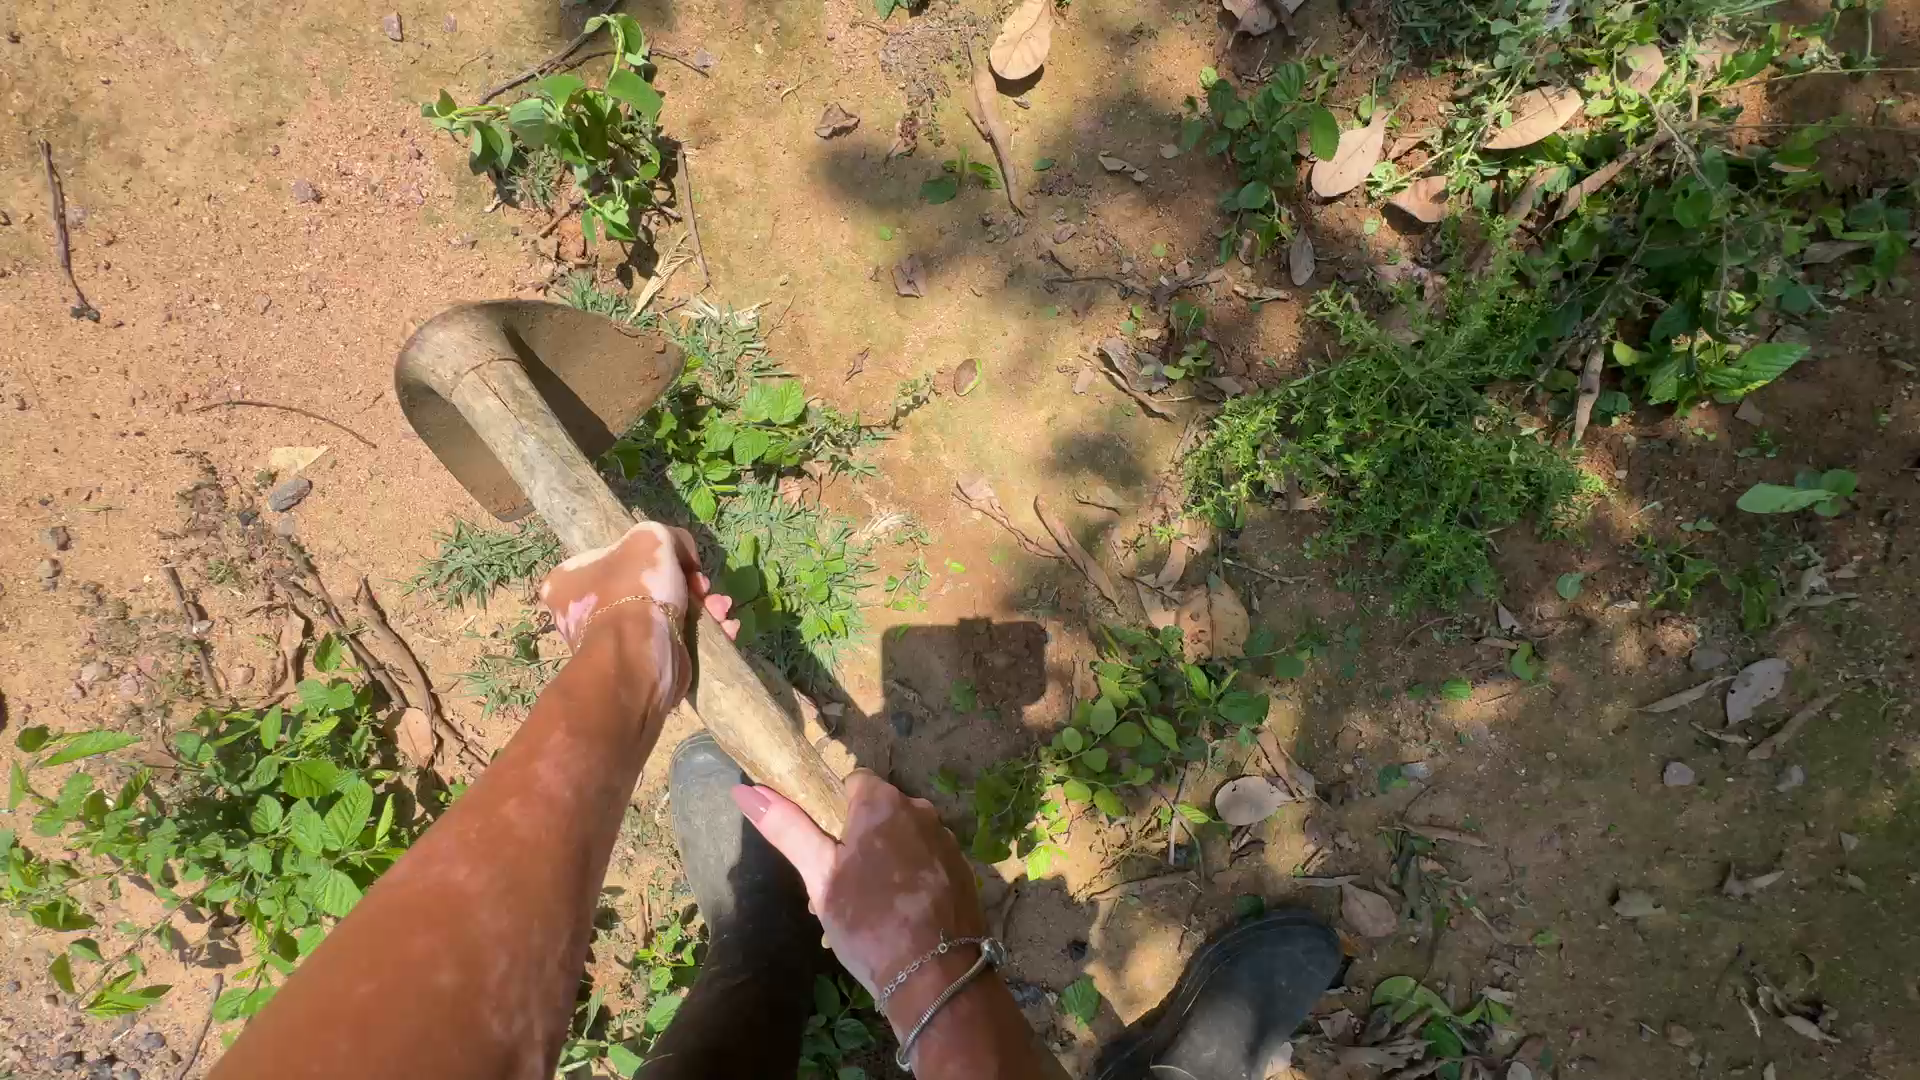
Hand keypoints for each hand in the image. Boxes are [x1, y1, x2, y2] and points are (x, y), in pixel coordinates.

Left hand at [536, 522, 738, 701]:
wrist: (639, 656)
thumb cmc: (636, 590)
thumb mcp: (652, 537)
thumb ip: (671, 536)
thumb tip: (685, 561)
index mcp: (573, 579)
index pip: (620, 557)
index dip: (658, 556)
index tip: (684, 564)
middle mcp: (589, 610)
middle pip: (655, 585)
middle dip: (692, 586)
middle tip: (704, 589)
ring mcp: (619, 640)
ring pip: (674, 612)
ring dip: (707, 608)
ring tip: (722, 610)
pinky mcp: (647, 662)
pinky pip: (682, 639)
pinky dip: (708, 631)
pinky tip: (726, 628)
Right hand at [733, 771, 987, 1026]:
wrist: (935, 974)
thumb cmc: (868, 920)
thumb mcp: (819, 876)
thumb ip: (787, 828)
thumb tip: (746, 790)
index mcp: (883, 802)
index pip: (853, 783)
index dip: (834, 810)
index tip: (824, 847)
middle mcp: (920, 809)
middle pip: (879, 812)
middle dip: (858, 840)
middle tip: (839, 887)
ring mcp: (945, 838)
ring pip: (904, 837)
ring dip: (884, 858)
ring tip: (867, 907)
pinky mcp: (961, 866)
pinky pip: (927, 859)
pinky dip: (911, 875)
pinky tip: (899, 913)